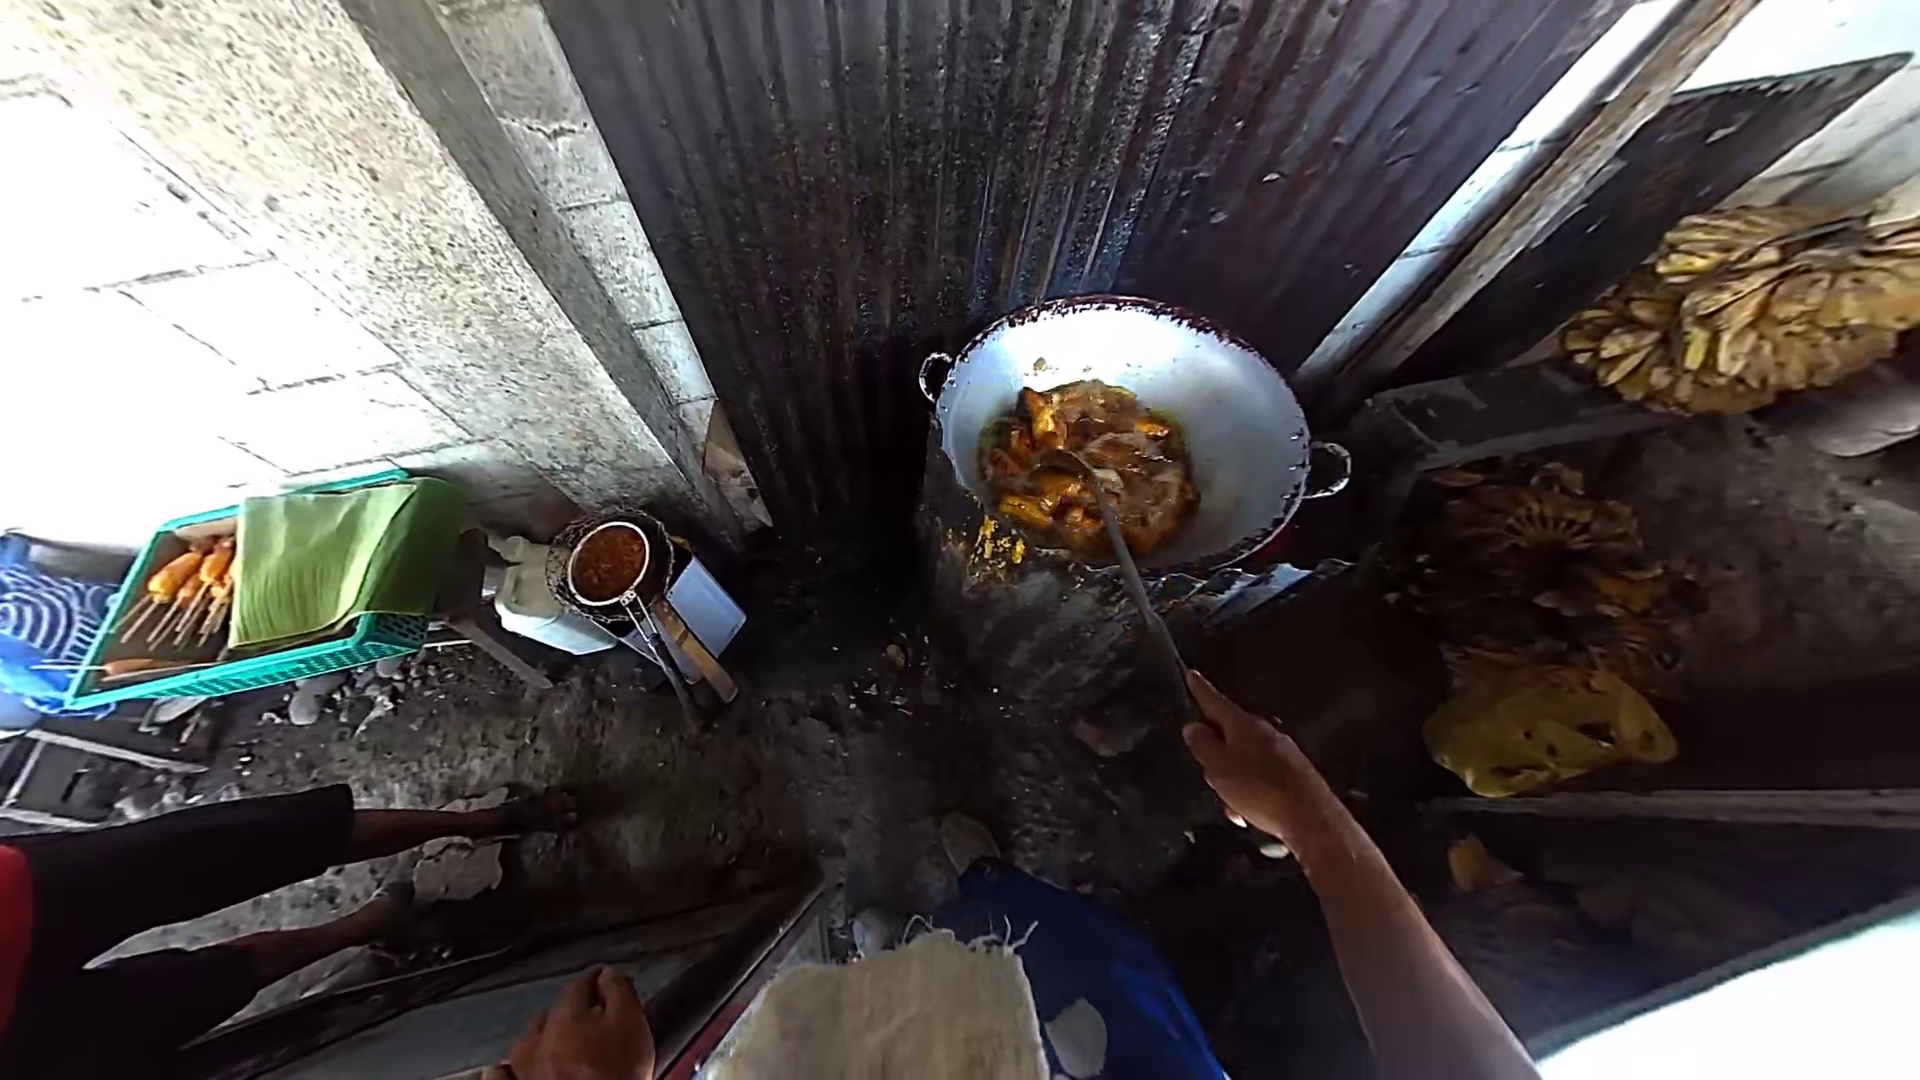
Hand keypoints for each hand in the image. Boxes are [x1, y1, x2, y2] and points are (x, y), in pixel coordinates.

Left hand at [485, 967, 655, 1079]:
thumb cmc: (618, 1068)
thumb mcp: (631, 1020)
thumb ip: (619, 989)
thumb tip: (605, 974)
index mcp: (565, 1018)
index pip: (578, 986)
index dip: (594, 979)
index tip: (606, 979)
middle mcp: (537, 1043)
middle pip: (549, 1014)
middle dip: (567, 1007)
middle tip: (587, 1010)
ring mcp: (523, 1076)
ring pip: (522, 1046)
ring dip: (537, 1036)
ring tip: (552, 1036)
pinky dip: (501, 1072)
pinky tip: (501, 1070)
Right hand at [1181, 670, 1311, 840]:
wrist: (1314, 821)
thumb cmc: (1264, 792)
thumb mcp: (1217, 767)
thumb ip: (1201, 744)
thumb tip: (1194, 728)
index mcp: (1242, 724)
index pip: (1213, 699)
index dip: (1199, 688)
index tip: (1191, 675)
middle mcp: (1264, 732)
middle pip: (1227, 732)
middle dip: (1214, 753)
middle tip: (1208, 772)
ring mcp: (1281, 751)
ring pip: (1243, 758)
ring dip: (1232, 778)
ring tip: (1234, 803)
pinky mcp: (1293, 772)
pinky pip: (1261, 775)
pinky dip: (1250, 790)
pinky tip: (1250, 810)